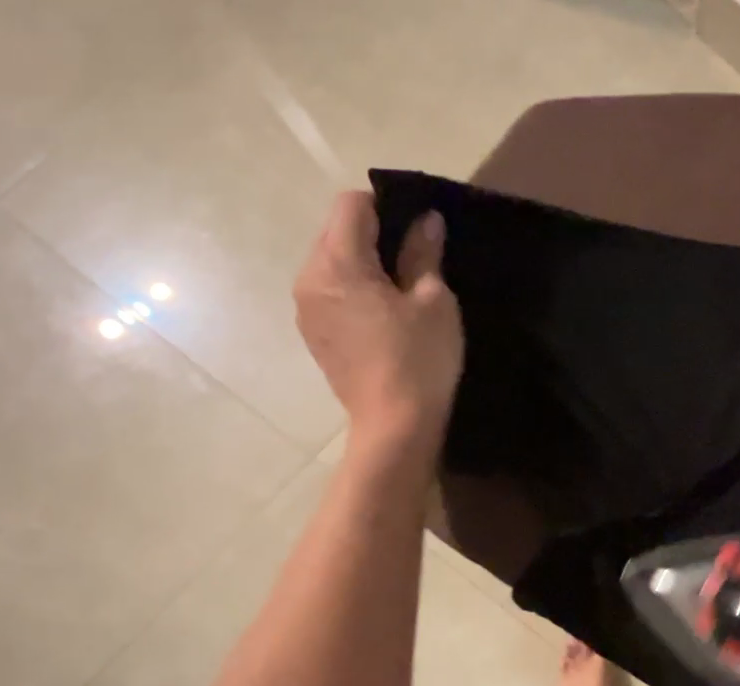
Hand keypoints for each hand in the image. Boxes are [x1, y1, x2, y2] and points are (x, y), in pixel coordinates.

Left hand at [294, 191, 462, 467]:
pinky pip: (330, 294)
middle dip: (374, 237)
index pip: (352, 205)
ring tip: (401, 295)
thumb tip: (425, 220)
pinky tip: (384, 321)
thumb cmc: (419, 359)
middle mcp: (308, 277)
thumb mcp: (434, 302)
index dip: (388, 207)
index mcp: (337, 262)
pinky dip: (354, 293)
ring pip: (333, 264)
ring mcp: (305, 308)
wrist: (394, 425)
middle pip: (337, 233)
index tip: (419, 232)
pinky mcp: (312, 334)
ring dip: (364, 267)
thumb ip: (424, 255)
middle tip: (417, 265)